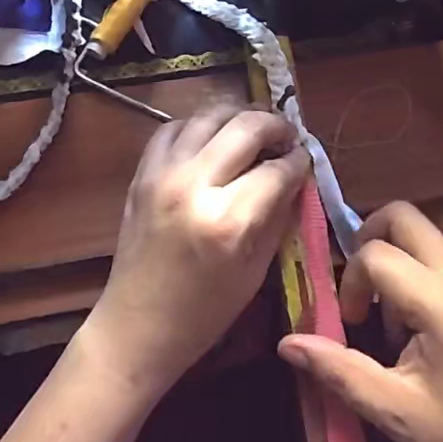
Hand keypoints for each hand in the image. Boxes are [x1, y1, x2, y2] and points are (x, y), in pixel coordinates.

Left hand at [85, 105, 310, 397]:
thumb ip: (278, 217)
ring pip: (209, 115)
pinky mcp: (142, 173)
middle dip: (276, 125)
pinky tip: (212, 139)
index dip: (299, 161)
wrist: (136, 326)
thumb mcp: (256, 271)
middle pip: (246, 127)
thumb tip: (296, 178)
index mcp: (228, 221)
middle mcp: (194, 186)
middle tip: (287, 137)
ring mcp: (162, 174)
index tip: (306, 160)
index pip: (277, 170)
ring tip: (254, 130)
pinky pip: (173, 127)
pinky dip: (198, 125)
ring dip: (239, 116)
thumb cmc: (204, 312)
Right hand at [277, 203, 442, 441]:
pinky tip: (418, 330)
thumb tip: (287, 344)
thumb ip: (338, 370)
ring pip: (422, 237)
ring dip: (393, 263)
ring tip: (392, 325)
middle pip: (404, 216)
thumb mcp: (395, 412)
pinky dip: (415, 276)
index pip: (376, 254)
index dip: (350, 282)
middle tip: (358, 289)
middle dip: (368, 239)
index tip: (352, 324)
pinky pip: (440, 260)